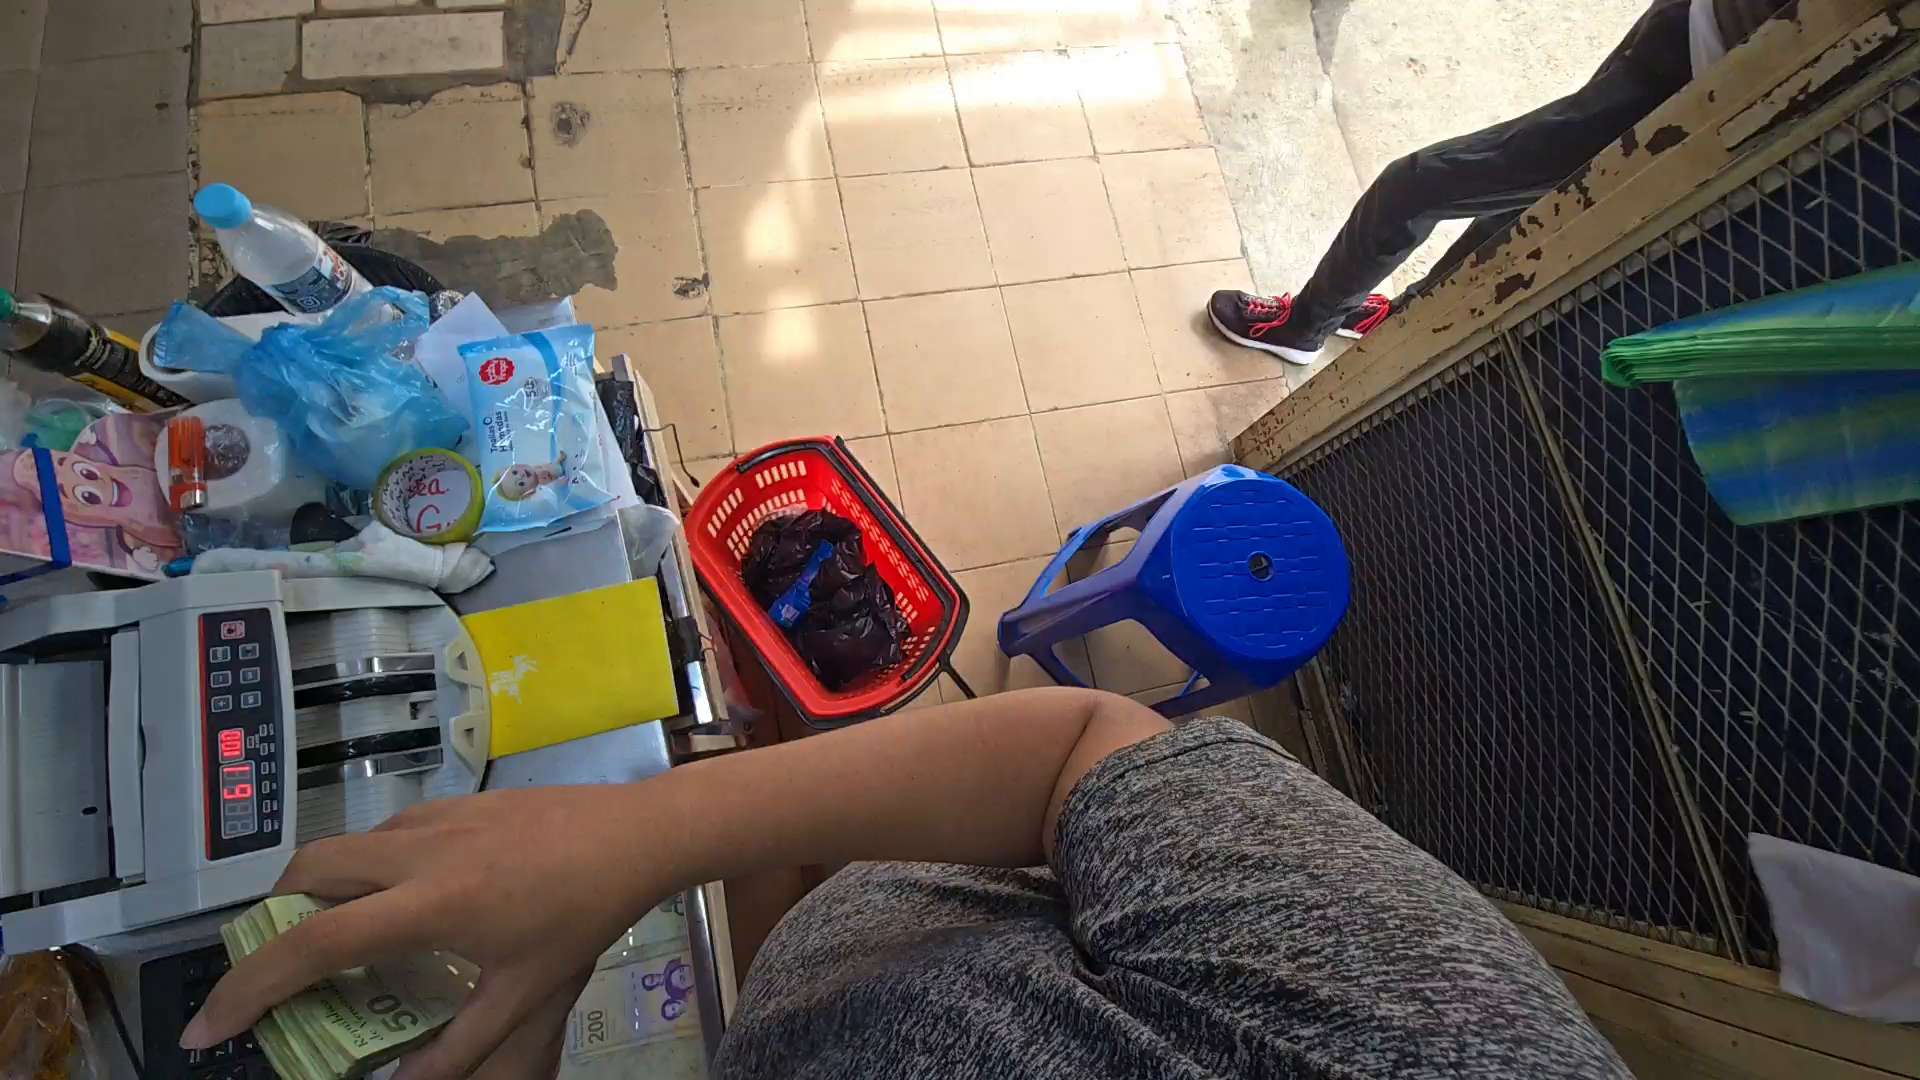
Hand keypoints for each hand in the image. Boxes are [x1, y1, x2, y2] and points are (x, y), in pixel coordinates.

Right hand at [182, 786, 660, 1079]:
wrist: (642, 832)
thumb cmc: (587, 912)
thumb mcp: (524, 991)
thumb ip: (456, 1050)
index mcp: (431, 903)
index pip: (310, 944)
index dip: (245, 990)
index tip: (206, 1030)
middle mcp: (426, 848)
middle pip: (311, 868)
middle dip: (272, 917)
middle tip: (282, 964)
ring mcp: (452, 814)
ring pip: (356, 840)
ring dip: (326, 881)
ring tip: (344, 926)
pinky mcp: (476, 797)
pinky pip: (400, 824)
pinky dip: (376, 856)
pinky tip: (409, 884)